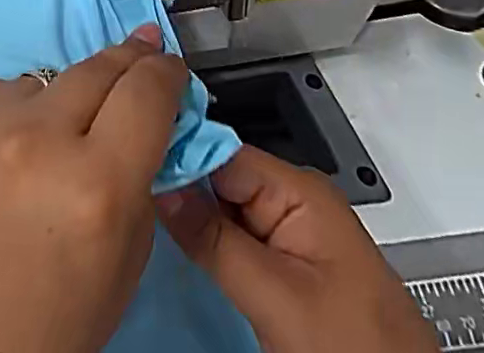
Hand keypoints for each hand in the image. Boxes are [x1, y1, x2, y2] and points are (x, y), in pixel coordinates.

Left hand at [0, 25, 188, 352]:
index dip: (164, 72)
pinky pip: (0, 91)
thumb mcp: (126, 254)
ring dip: (58, 102)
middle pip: (96, 69)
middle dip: (125, 61)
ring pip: (44, 81)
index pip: (145, 93)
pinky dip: (12, 112)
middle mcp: (37, 140)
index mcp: (95, 186)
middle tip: (139, 50)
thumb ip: (141, 174)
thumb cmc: (53, 311)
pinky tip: (3, 154)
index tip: (168, 63)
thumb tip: (147, 107)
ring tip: (48, 145)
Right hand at [157, 146, 436, 352]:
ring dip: (185, 211)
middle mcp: (290, 198)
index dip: (173, 154)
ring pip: (217, 203)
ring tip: (142, 213)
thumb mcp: (278, 297)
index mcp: (299, 190)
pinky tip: (174, 239)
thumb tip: (160, 187)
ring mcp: (283, 228)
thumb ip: (216, 238)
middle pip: (214, 173)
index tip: (128, 163)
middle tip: (129, 194)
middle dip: (176, 184)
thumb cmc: (355, 348)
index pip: (218, 150)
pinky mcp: (277, 257)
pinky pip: (227, 231)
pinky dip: (201, 235)